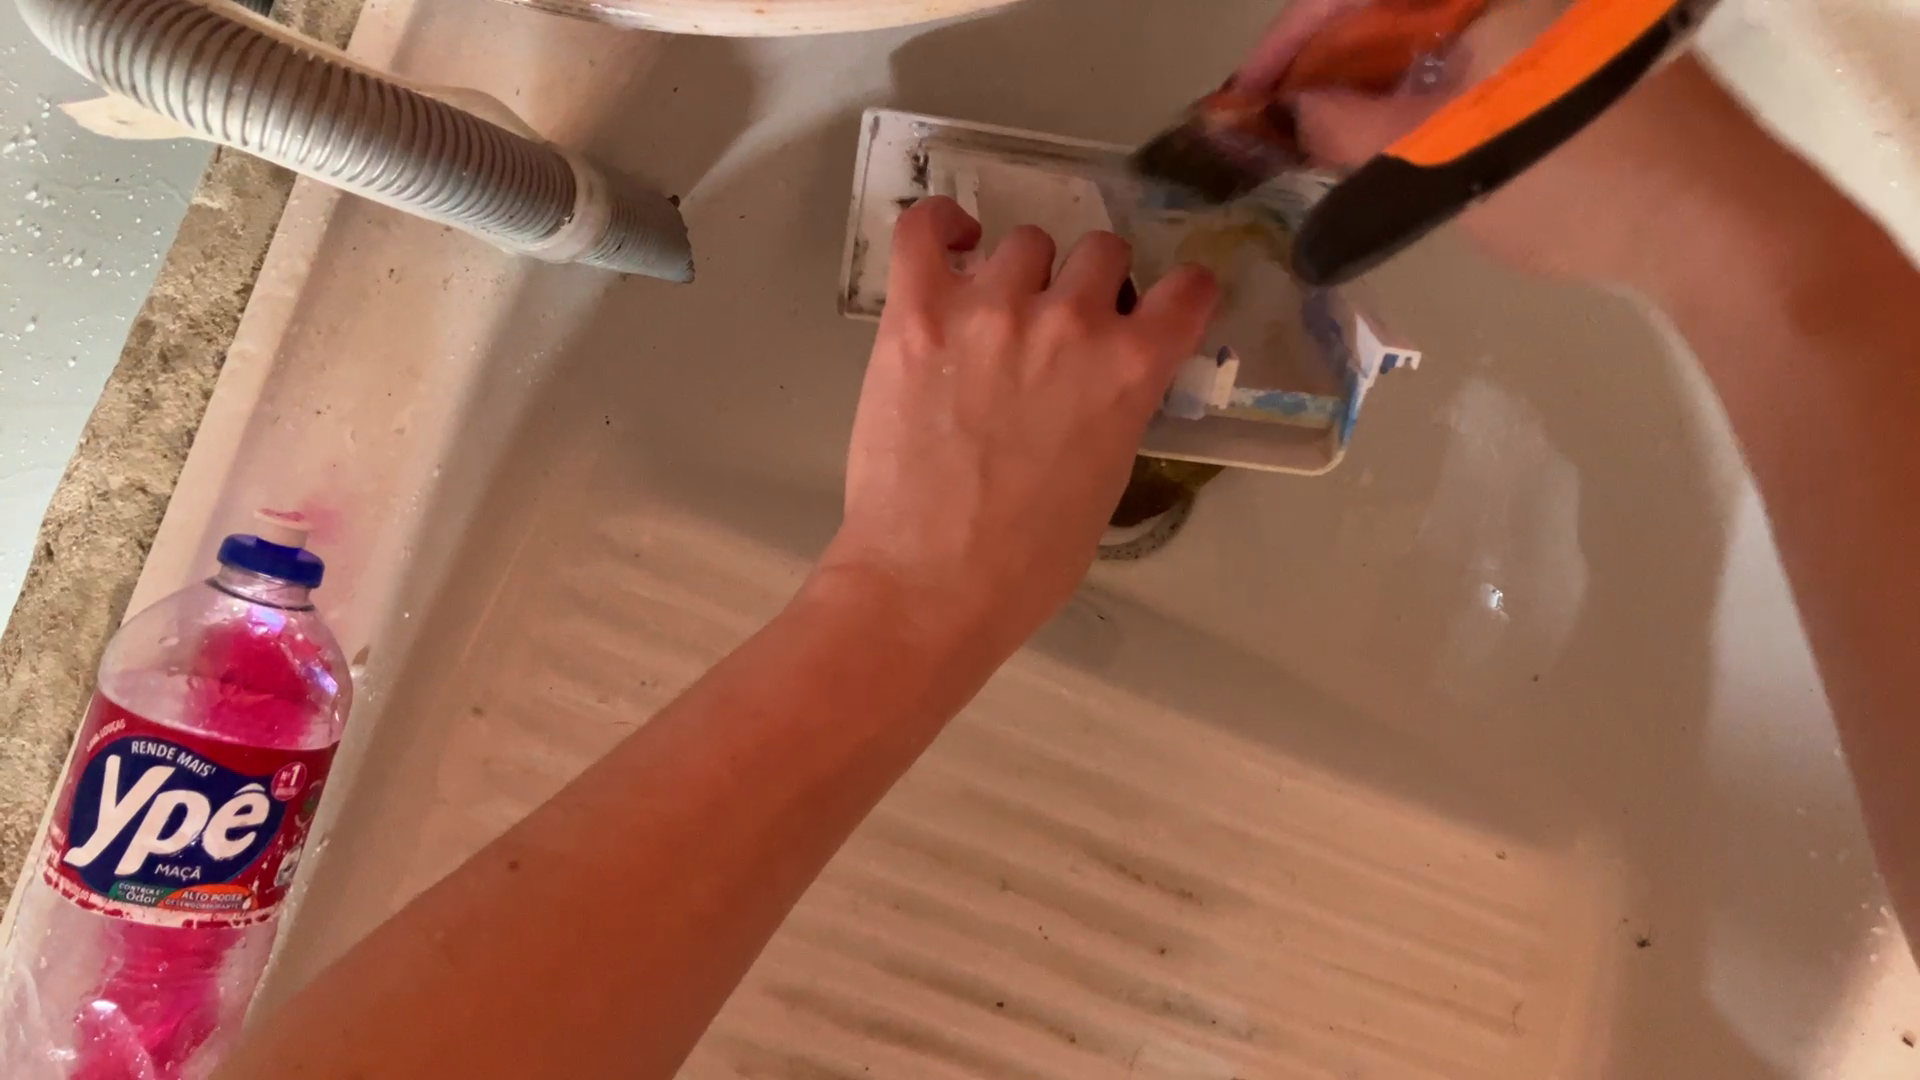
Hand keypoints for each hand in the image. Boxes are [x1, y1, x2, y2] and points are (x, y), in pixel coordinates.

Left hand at [818, 198, 1217, 650]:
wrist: (930, 584)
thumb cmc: (1027, 564)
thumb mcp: (1105, 485)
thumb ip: (1115, 411)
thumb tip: (1100, 381)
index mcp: (1130, 370)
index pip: (1187, 291)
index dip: (1178, 298)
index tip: (1160, 309)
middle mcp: (1069, 320)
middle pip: (1100, 252)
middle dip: (1091, 287)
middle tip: (1061, 330)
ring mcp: (989, 309)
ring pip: (1024, 242)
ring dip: (1022, 274)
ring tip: (995, 317)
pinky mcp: (917, 315)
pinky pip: (924, 229)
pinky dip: (940, 227)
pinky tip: (950, 248)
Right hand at [1240, 0, 1737, 283]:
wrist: (1698, 218)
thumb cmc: (1570, 183)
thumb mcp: (1441, 156)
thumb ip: (1351, 126)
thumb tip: (1290, 112)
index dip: (1291, 37)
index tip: (1243, 92)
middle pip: (1388, 10)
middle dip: (1316, 61)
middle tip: (1265, 118)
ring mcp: (1537, 16)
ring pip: (1416, 36)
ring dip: (1352, 81)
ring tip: (1298, 133)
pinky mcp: (1547, 51)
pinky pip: (1451, 58)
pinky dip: (1398, 92)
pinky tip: (1362, 131)